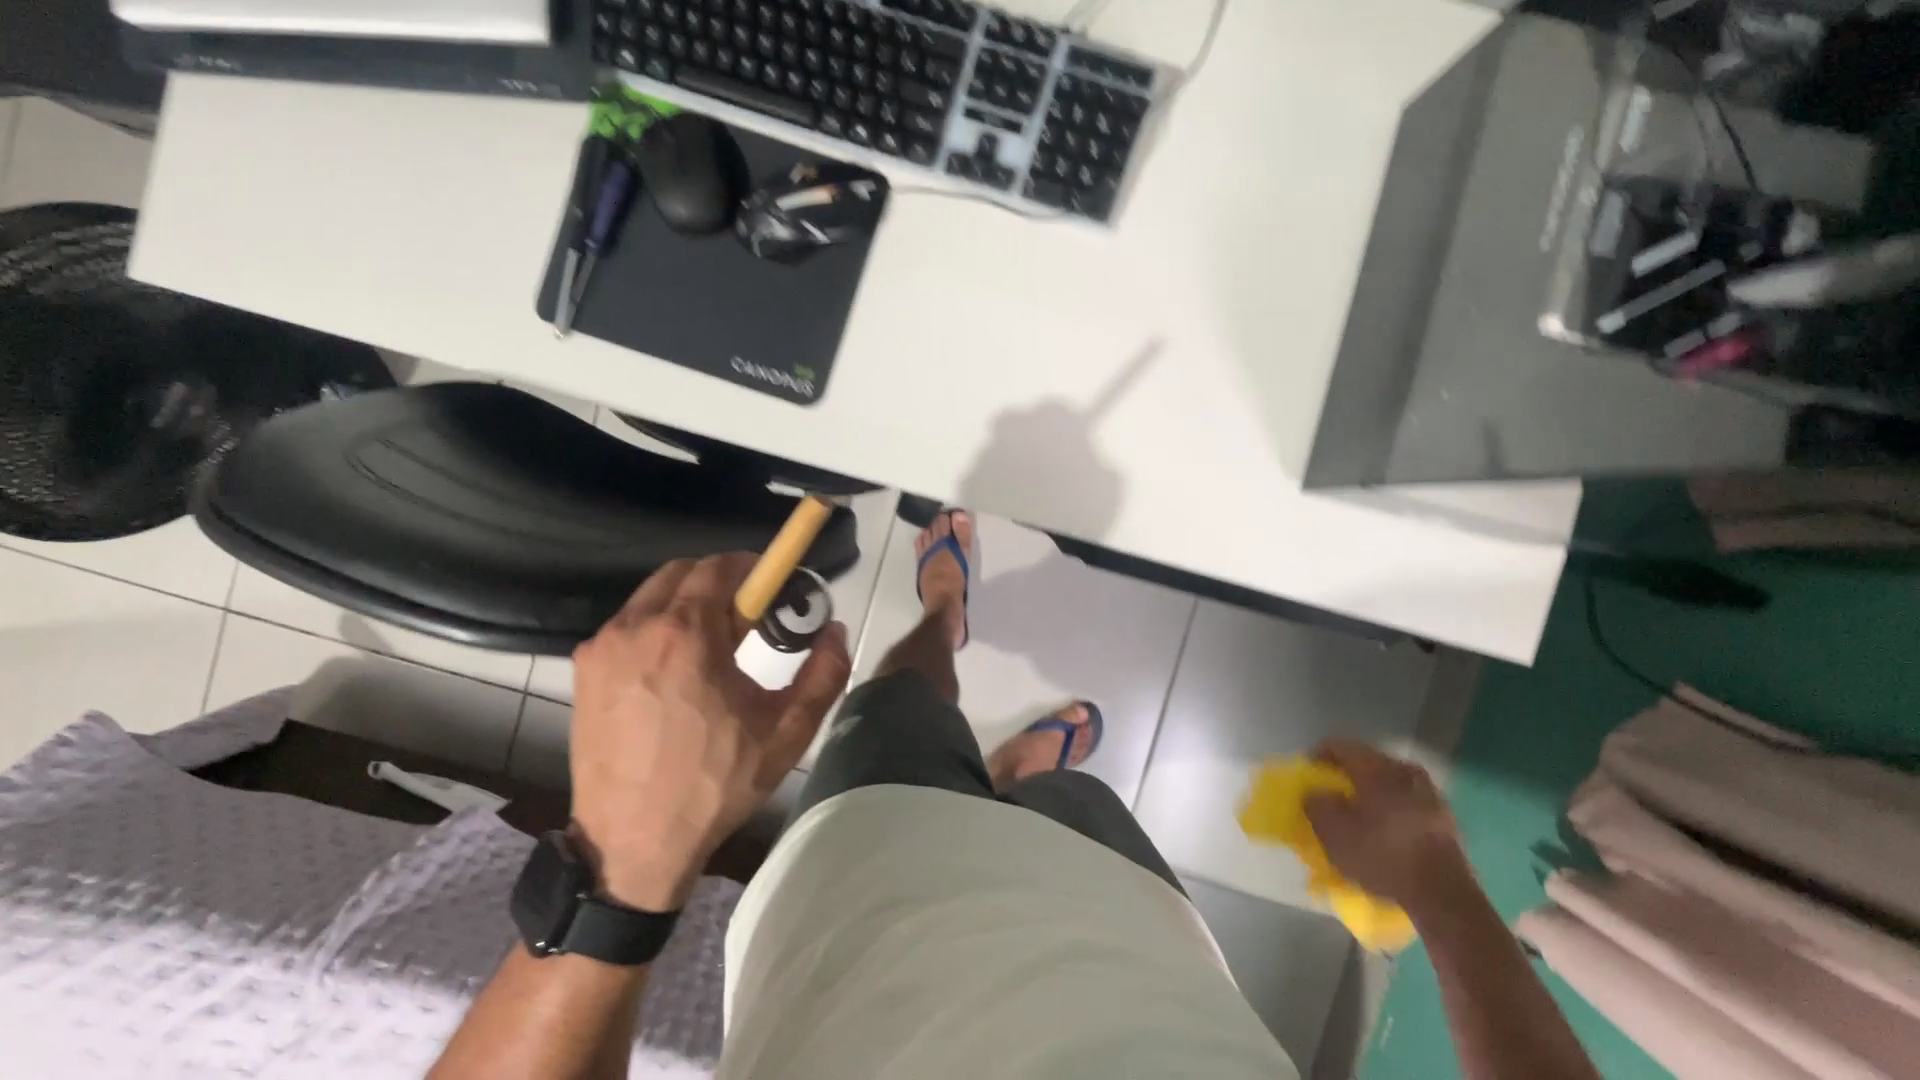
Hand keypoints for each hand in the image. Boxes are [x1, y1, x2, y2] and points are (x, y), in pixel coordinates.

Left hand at [568, 554, 851, 912]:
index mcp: (686, 633)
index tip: (776, 583)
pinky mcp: (584, 673)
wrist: (633, 842)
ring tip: (713, 646)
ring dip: (686, 604)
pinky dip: (656, 630)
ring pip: (650, 598)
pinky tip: (675, 672)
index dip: (754, 567)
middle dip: (720, 581)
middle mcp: (636, 627)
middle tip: (750, 614)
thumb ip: (824, 673)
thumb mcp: (786, 731)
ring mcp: (602, 649)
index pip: (721, 568)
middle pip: (682, 573)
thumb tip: (834, 632)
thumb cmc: (715, 785)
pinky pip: (627, 628)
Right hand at [1303, 739, 1469, 911]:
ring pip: (1390, 782)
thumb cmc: (1381, 857)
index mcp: (1376, 767)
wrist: (1443, 895)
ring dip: (1372, 794)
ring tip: (1360, 816)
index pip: (1338, 746)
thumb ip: (1316, 804)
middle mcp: (1405, 770)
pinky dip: (1393, 810)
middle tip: (1332, 797)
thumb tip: (1316, 793)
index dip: (1317, 758)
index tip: (1308, 778)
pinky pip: (1408, 802)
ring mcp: (1430, 793)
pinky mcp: (1445, 817)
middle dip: (1347, 777)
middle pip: (1367, 762)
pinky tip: (1386, 832)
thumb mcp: (1332, 834)